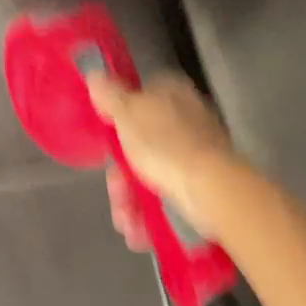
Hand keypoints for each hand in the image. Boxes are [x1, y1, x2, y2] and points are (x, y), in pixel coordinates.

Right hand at [86, 73, 237, 248]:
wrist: (209, 189)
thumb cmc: (164, 143)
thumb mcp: (128, 113)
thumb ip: (110, 95)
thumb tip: (96, 74)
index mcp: (172, 93)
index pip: (140, 98)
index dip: (118, 122)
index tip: (106, 144)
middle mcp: (187, 119)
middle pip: (141, 145)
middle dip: (122, 176)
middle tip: (116, 192)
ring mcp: (196, 153)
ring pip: (151, 175)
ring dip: (132, 201)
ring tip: (127, 222)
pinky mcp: (201, 184)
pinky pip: (167, 196)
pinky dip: (151, 213)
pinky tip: (140, 231)